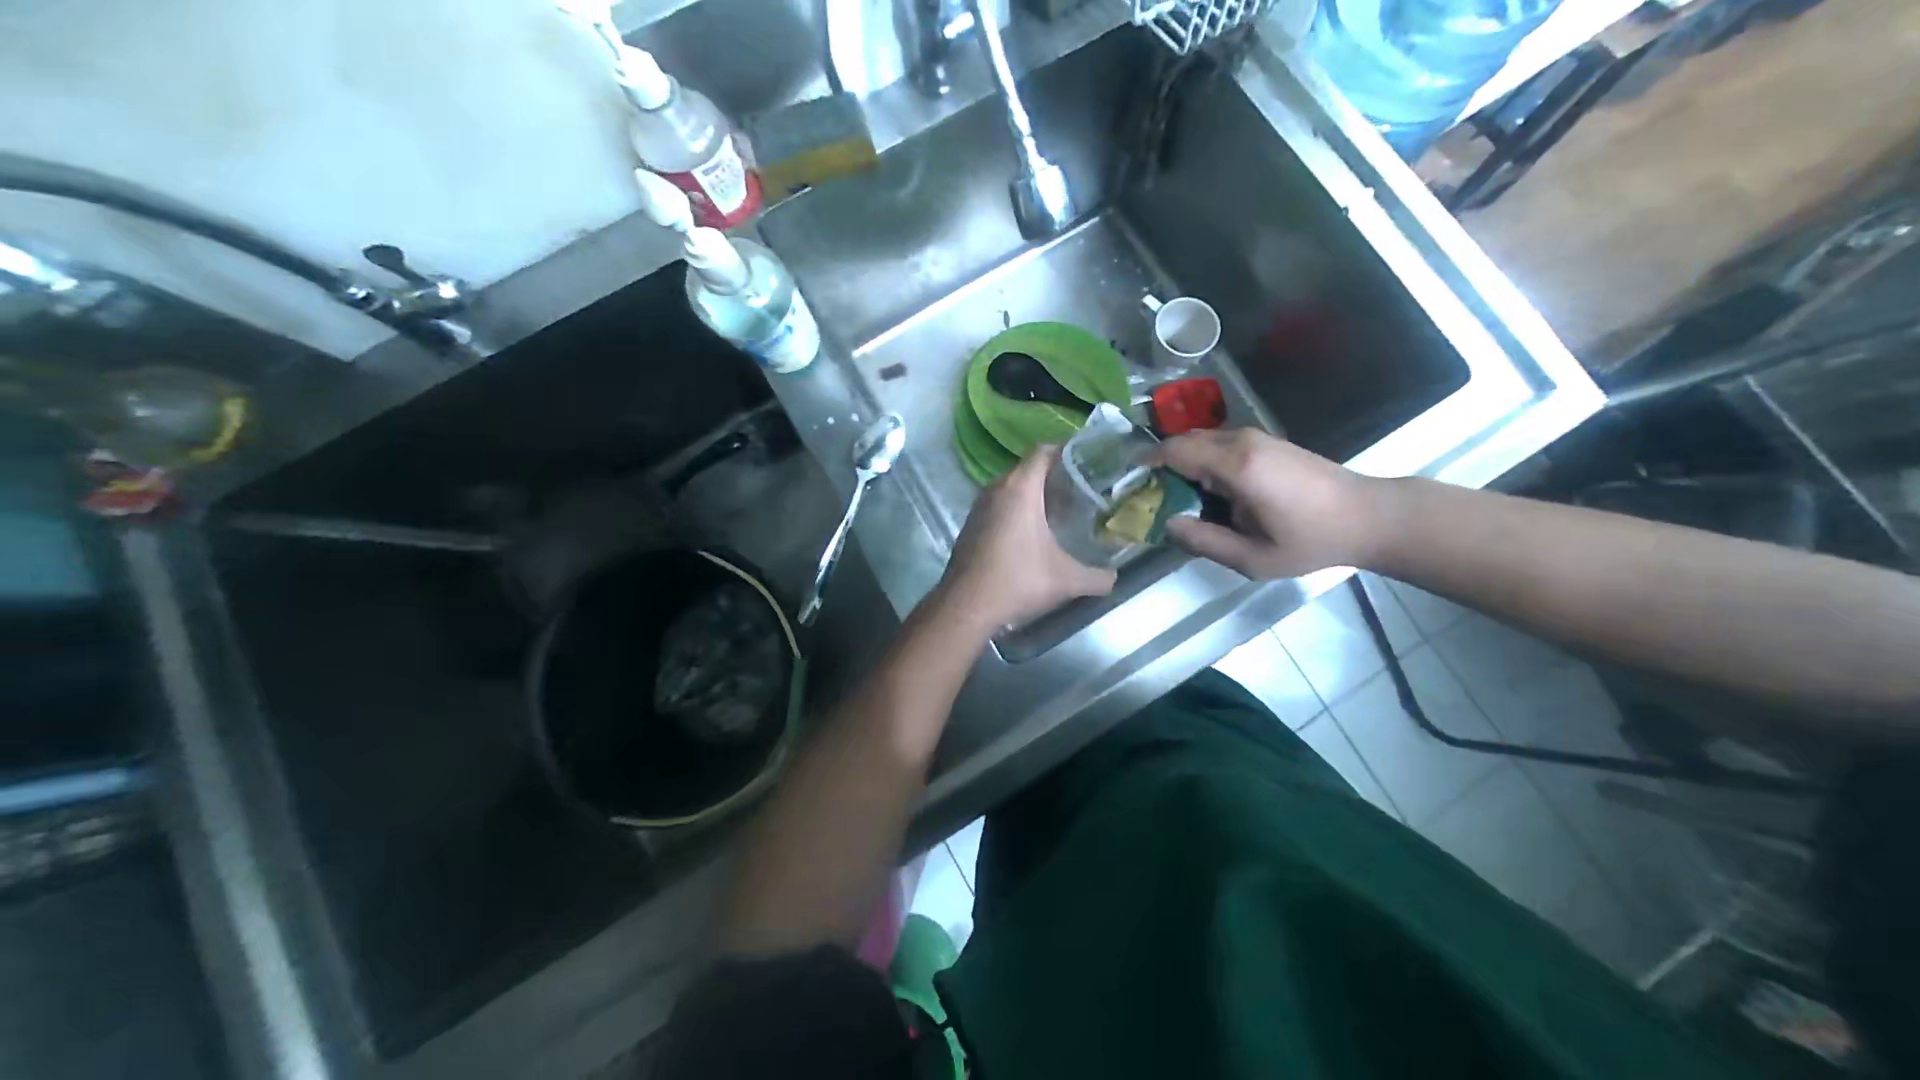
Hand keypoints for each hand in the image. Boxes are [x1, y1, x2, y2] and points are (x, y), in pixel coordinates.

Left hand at [937, 446, 1117, 628]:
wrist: (966, 606)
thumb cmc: (1018, 581)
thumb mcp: (1067, 580)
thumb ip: (1098, 577)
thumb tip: (1115, 577)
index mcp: (1020, 488)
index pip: (1044, 451)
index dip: (1067, 450)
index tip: (1089, 461)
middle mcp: (996, 489)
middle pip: (1028, 468)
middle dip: (1054, 475)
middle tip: (1081, 489)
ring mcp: (979, 507)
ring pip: (1011, 488)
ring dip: (1034, 494)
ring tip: (1060, 511)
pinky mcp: (971, 525)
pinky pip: (998, 505)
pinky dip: (1016, 510)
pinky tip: (1032, 534)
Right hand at [1153, 428, 1383, 578]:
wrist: (1368, 517)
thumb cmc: (1311, 540)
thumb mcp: (1252, 558)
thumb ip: (1203, 541)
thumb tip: (1167, 524)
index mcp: (1236, 466)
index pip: (1174, 451)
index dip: (1146, 465)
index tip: (1129, 485)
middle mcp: (1243, 442)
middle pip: (1184, 443)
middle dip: (1161, 466)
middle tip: (1149, 497)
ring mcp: (1257, 439)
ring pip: (1203, 443)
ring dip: (1184, 466)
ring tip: (1177, 500)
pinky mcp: (1268, 444)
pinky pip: (1221, 446)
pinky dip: (1204, 464)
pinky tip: (1210, 495)